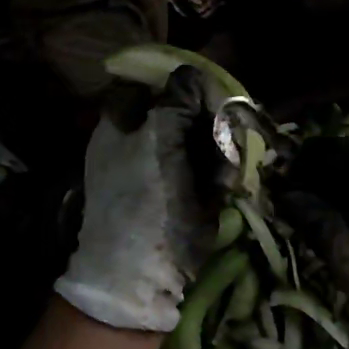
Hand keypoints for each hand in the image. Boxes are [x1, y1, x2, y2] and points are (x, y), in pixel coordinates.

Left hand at [55, 67, 216, 331]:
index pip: (157, 83)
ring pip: (205, 135)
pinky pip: (213, 165)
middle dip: (211, 120)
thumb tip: (192, 75)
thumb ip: (176, 101)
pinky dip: (222, 173)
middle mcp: (144, 137)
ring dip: (221, 149)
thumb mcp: (157, 140)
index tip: (208, 95)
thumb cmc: (142, 200)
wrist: (140, 273)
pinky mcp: (188, 189)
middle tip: (225, 134)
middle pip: (187, 108)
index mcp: (123, 121)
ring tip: (223, 172)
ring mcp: (167, 164)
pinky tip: (222, 188)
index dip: (184, 84)